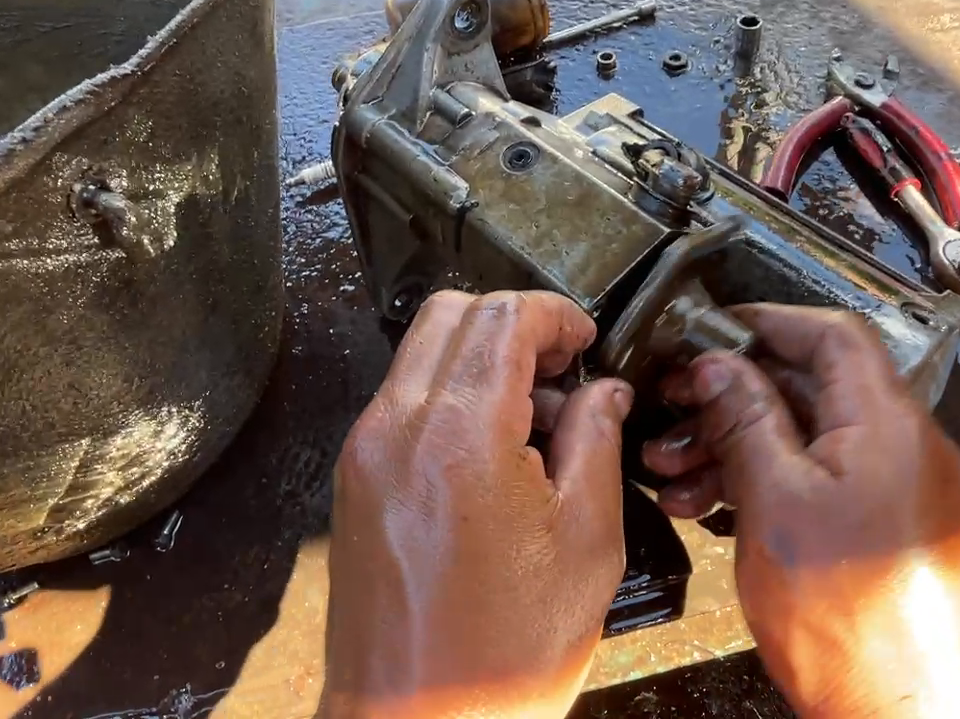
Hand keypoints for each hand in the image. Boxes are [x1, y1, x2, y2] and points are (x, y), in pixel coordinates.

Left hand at [320, 290, 632, 718]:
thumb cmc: (507, 650)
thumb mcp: (585, 543)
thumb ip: (596, 440)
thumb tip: (604, 388)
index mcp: (459, 434)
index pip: (503, 316)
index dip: (555, 315)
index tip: (586, 341)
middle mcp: (398, 422)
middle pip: (453, 310)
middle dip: (515, 322)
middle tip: (560, 370)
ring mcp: (366, 443)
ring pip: (425, 345)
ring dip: (483, 354)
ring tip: (533, 418)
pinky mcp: (356, 469)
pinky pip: (408, 391)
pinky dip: (453, 388)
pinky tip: (492, 447)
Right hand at [642, 305, 959, 718]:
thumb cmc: (849, 617)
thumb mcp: (775, 499)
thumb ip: (745, 418)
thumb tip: (717, 364)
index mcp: (887, 425)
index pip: (831, 335)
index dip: (767, 321)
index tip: (712, 330)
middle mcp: (899, 446)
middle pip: (806, 386)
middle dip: (729, 393)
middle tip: (674, 403)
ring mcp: (888, 487)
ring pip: (799, 434)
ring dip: (730, 441)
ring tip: (669, 465)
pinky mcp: (874, 524)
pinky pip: (811, 476)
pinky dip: (756, 477)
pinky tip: (700, 500)